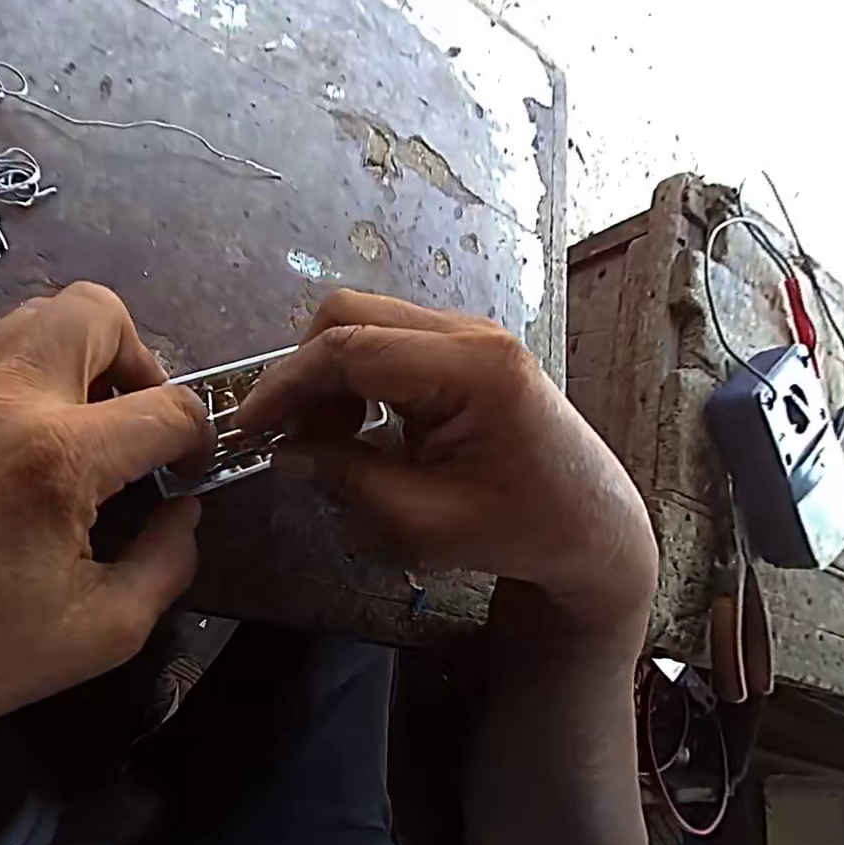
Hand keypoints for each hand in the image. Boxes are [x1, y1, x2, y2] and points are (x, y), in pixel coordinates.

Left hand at [0, 282, 213, 844]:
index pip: (169, 407)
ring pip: (38, 315)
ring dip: (87, 359)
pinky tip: (35, 440)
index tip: (192, 469)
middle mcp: (1, 397)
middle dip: (143, 360)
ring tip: (92, 428)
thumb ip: (171, 555)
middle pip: (96, 311)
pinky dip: (36, 373)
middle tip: (141, 425)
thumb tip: (184, 506)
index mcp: (58, 457)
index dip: (200, 435)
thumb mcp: (109, 627)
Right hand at [236, 290, 655, 628]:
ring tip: (325, 437)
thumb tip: (285, 451)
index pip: (350, 347)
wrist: (593, 525)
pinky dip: (357, 379)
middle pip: (351, 314)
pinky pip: (390, 343)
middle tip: (291, 433)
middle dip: (304, 372)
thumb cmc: (524, 530)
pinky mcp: (467, 351)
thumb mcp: (425, 521)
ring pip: (366, 323)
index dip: (287, 383)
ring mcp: (471, 335)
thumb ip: (348, 478)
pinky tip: (360, 424)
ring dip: (328, 375)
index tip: (250, 424)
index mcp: (472, 368)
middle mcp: (471, 332)